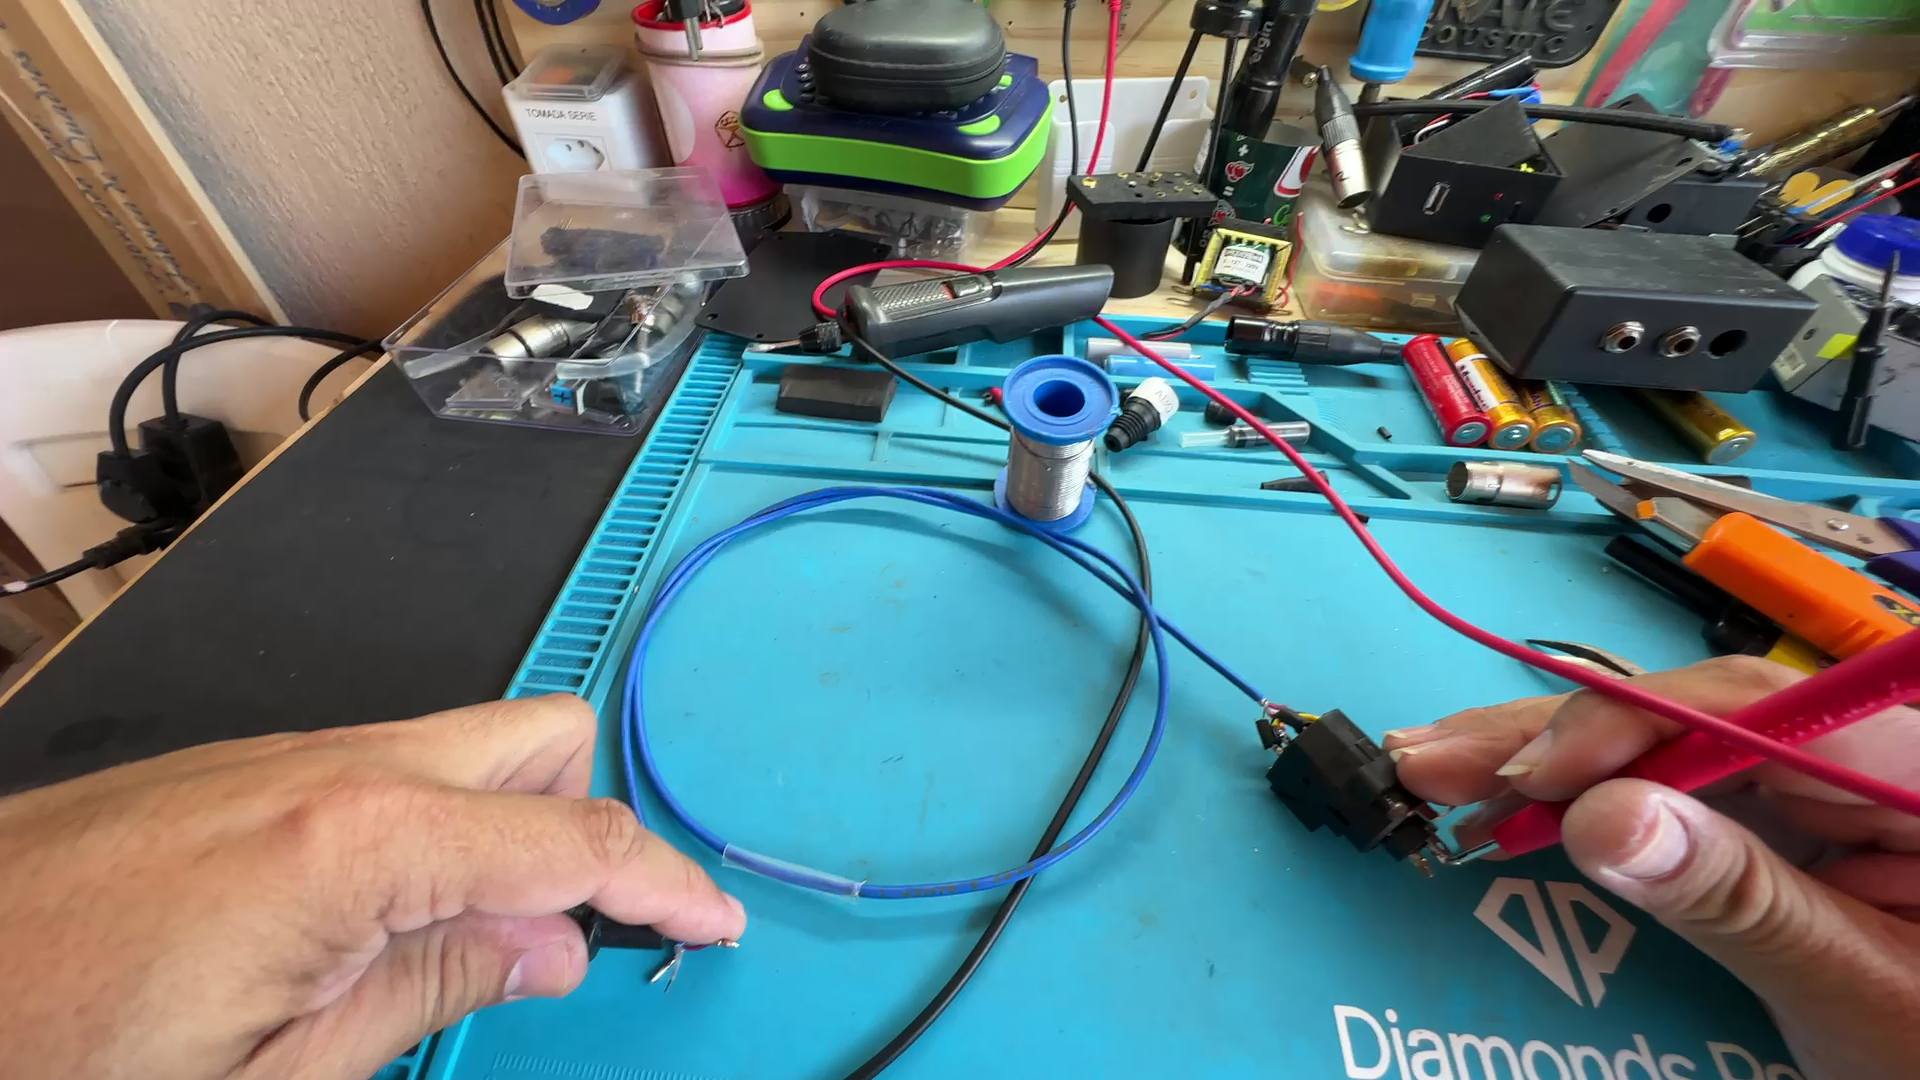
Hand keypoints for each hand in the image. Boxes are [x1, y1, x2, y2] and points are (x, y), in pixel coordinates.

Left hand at [0, 695, 744, 1079]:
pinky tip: (371, 909)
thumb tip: (557, 952)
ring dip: (512, 820)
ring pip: (487, 740)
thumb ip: (438, 986)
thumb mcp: (264, 1078)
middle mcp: (354, 762)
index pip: (577, 840)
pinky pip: (414, 762)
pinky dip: (443, 822)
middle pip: (551, 736)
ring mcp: (305, 750)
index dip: (663, 882)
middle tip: (539, 916)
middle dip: (578, 819)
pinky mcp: (266, 762)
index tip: (710, 918)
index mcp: (366, 838)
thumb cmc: (44, 1059)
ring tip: (447, 924)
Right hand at [1382, 656, 1919, 1079]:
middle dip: (1539, 740)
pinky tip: (1491, 790)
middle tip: (1427, 760)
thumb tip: (1598, 819)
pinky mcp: (1762, 819)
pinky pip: (1644, 785)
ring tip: (1431, 765)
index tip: (1525, 777)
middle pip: (1671, 715)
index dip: (1620, 725)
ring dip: (1526, 758)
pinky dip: (1559, 793)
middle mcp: (1856, 757)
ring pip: (1641, 743)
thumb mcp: (1877, 1009)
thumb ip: (1745, 903)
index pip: (1751, 707)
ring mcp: (1804, 786)